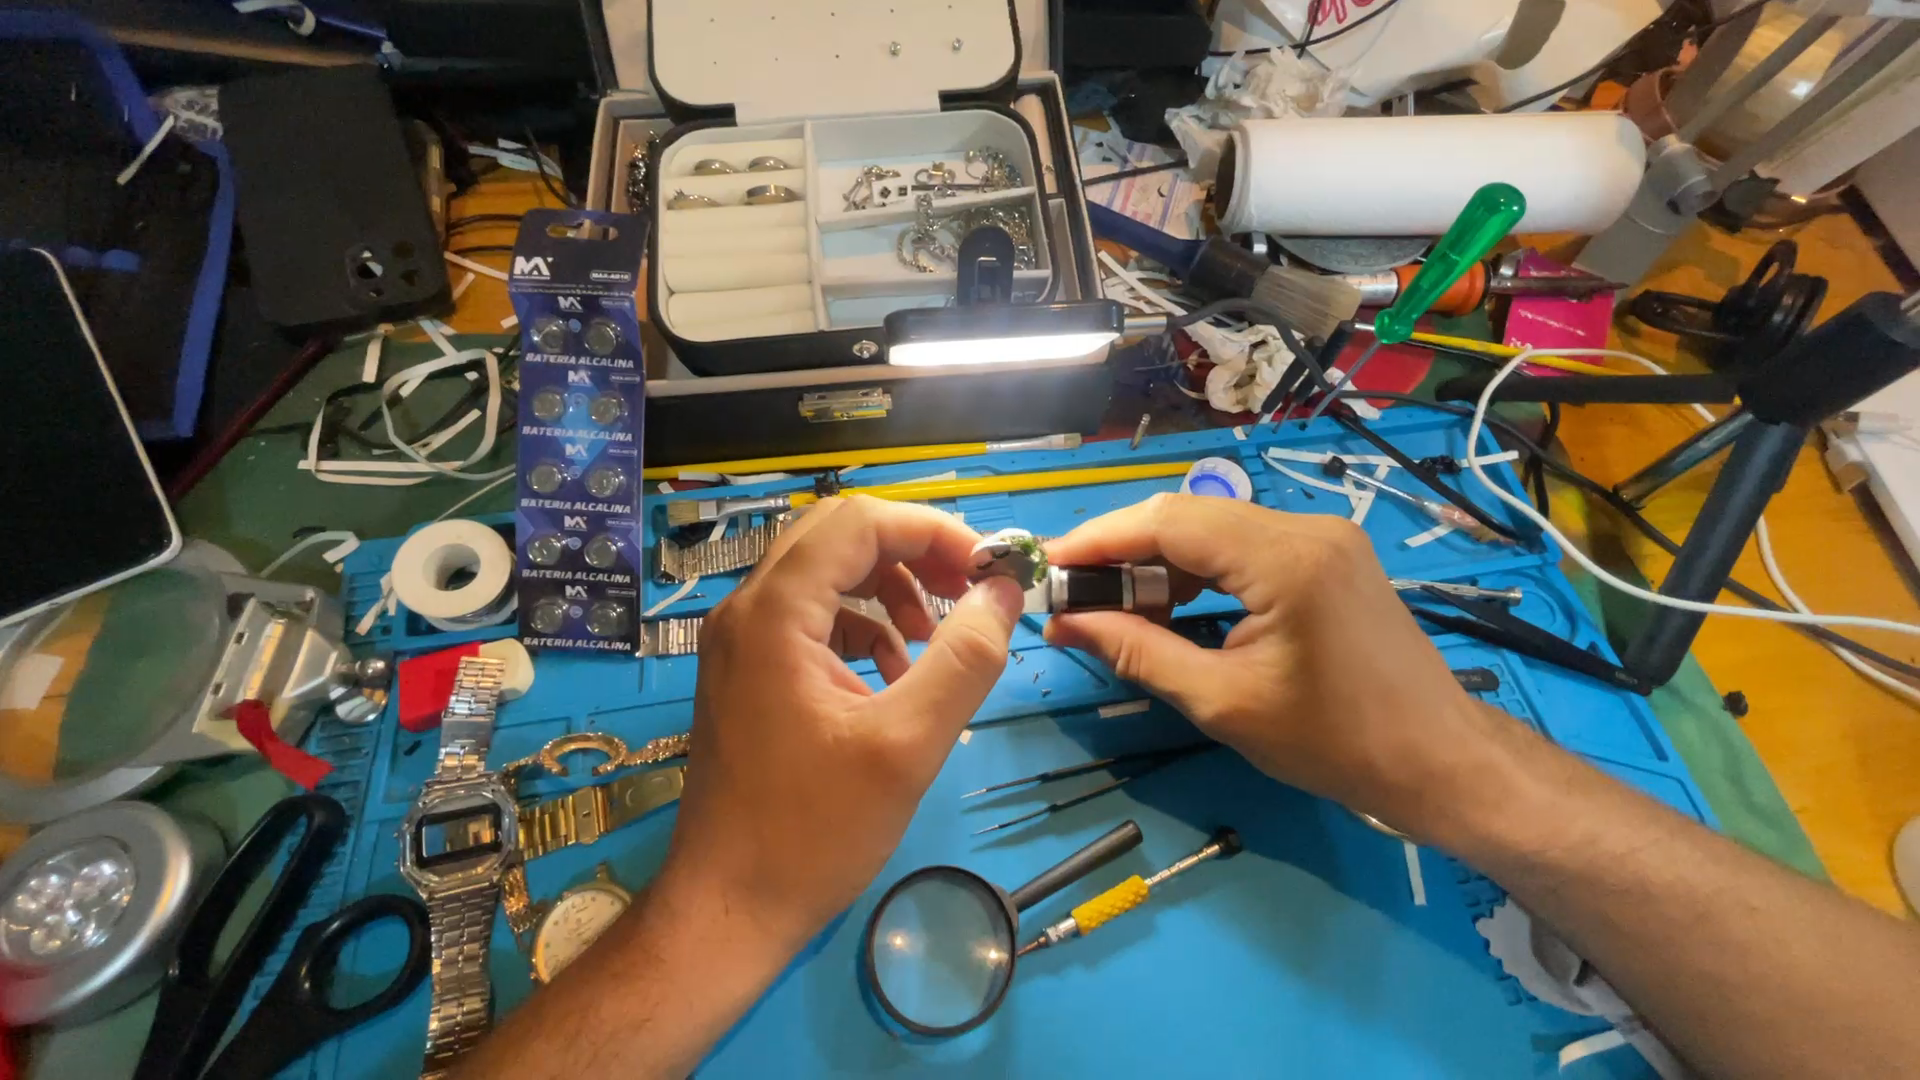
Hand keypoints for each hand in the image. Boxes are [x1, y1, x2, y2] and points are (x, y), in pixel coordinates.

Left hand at [658, 496, 1024, 950]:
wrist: (726, 911)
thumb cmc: (813, 832)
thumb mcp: (907, 744)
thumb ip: (964, 658)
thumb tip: (1003, 591)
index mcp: (775, 612)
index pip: (859, 522)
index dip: (931, 531)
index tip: (985, 570)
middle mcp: (748, 610)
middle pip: (838, 537)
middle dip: (911, 552)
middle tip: (964, 590)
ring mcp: (741, 641)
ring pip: (825, 575)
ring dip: (887, 590)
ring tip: (930, 641)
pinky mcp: (747, 672)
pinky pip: (812, 619)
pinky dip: (861, 628)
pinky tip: (892, 677)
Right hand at [1042, 494, 1511, 837]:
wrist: (1439, 762)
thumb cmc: (1333, 742)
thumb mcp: (1222, 701)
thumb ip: (1137, 652)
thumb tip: (1064, 624)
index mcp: (1284, 558)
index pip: (1167, 522)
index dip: (1098, 539)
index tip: (1047, 563)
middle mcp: (1303, 527)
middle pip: (1185, 516)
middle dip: (1120, 551)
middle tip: (1071, 591)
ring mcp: (1319, 536)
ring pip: (1210, 529)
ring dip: (1156, 564)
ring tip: (1111, 607)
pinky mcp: (1324, 554)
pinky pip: (1239, 547)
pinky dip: (1194, 573)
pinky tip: (1167, 606)